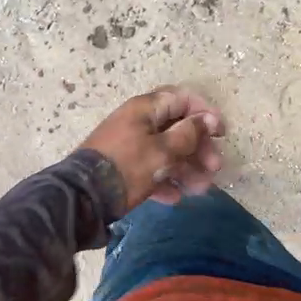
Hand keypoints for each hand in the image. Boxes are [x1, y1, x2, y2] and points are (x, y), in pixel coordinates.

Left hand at [79, 87, 224, 210]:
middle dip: (199, 148)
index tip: (221, 133)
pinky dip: (165, 180)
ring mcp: (128, 145)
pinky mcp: (121, 169)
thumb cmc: (126, 168)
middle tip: (215, 166)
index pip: (183, 99)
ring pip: (166, 151)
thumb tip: (206, 120)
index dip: (205, 113)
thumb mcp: (162, 151)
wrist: (79, 201)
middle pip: (177, 127)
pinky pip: (150, 168)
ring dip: (186, 168)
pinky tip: (176, 198)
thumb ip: (188, 134)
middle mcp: (138, 122)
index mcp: (146, 109)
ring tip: (202, 188)